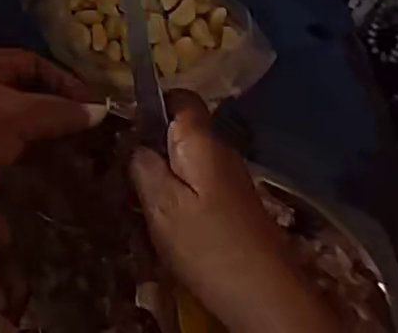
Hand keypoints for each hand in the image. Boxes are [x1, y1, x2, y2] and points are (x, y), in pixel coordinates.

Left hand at [0, 48, 104, 213]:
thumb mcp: (17, 114)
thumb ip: (58, 112)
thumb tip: (99, 111)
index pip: (31, 63)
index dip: (61, 78)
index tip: (89, 101)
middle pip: (27, 94)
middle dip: (57, 110)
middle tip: (89, 127)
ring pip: (23, 126)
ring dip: (50, 137)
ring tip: (80, 150)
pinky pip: (15, 153)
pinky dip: (36, 159)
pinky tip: (58, 170)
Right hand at [130, 92, 340, 332]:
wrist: (270, 302)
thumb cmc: (210, 246)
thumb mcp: (162, 205)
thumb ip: (143, 165)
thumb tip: (136, 144)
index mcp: (200, 139)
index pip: (178, 96)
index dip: (152, 102)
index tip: (128, 127)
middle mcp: (220, 149)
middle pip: (181, 130)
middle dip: (154, 145)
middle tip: (127, 172)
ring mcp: (232, 177)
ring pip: (189, 159)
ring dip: (167, 174)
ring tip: (143, 201)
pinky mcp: (237, 205)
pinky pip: (201, 184)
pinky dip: (184, 195)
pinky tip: (171, 223)